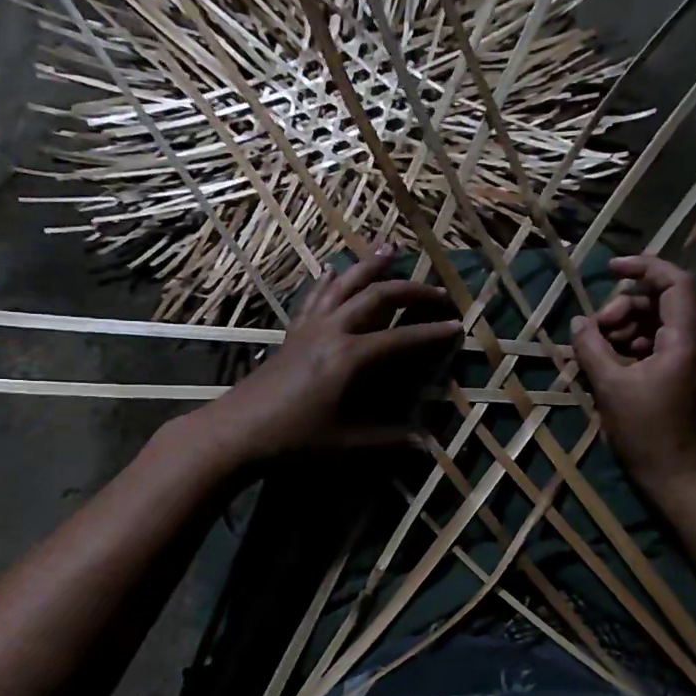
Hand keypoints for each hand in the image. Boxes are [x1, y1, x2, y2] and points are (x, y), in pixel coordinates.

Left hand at [181, 244, 461, 466]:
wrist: (238, 431)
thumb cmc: (295, 439)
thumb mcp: (347, 444)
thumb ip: (390, 441)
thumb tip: (427, 446)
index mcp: (351, 357)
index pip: (402, 338)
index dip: (432, 333)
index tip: (457, 326)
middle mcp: (333, 330)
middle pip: (378, 297)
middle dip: (412, 291)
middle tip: (439, 292)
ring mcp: (311, 326)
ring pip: (345, 284)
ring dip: (370, 265)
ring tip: (391, 248)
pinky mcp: (294, 331)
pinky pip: (314, 297)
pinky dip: (328, 281)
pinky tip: (333, 269)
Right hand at [571, 255, 695, 489]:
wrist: (674, 476)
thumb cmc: (644, 432)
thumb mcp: (610, 387)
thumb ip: (592, 348)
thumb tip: (578, 322)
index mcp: (683, 342)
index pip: (675, 283)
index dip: (644, 266)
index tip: (611, 268)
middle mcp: (693, 344)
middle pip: (662, 301)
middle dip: (625, 305)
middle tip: (596, 328)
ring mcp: (689, 360)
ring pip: (657, 322)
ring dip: (625, 325)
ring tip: (598, 346)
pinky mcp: (681, 375)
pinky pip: (656, 343)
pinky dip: (632, 344)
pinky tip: (609, 360)